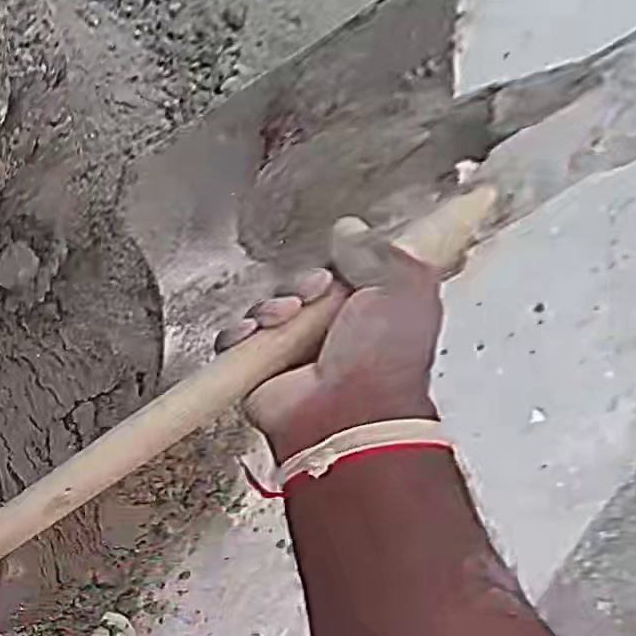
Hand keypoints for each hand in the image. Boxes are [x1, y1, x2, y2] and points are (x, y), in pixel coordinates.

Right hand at [217, 218, 444, 459]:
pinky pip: (234, 340)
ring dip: (269, 308)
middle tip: (310, 295)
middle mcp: (328, 329)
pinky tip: (250, 334)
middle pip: (297, 289)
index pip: (339, 273)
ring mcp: (289, 350)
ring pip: (264, 311)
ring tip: (283, 318)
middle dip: (299, 286)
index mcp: (369, 308)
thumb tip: (347, 228)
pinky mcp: (254, 368)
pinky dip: (237, 334)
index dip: (333, 265)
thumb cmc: (382, 357)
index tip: (335, 270)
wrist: (342, 407)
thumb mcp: (402, 286)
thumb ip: (375, 252)